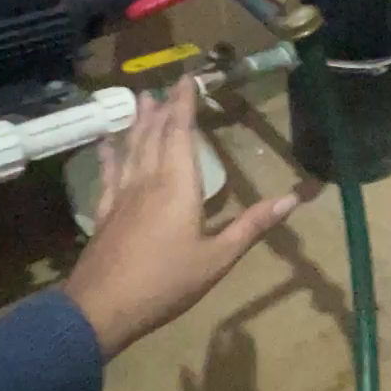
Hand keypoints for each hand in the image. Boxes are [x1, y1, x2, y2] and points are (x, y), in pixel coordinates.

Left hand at [63, 80, 299, 357]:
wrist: (98, 311)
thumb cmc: (165, 283)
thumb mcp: (218, 258)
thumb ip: (252, 226)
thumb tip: (292, 198)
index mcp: (178, 186)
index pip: (180, 134)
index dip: (184, 105)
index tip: (187, 79)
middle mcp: (148, 181)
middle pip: (155, 136)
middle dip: (163, 109)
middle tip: (166, 85)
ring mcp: (123, 197)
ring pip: (132, 150)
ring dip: (137, 124)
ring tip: (141, 101)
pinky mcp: (105, 215)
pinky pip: (109, 177)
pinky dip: (109, 157)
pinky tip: (106, 146)